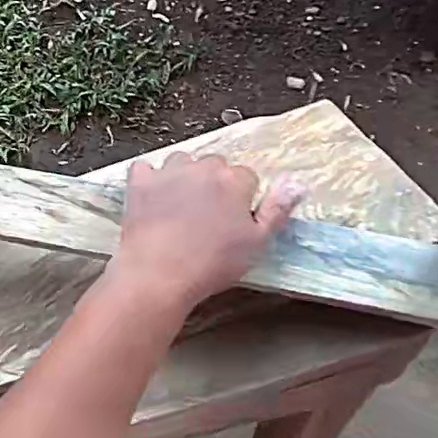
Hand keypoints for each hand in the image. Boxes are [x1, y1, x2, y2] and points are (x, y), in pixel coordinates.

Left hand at [107, 153, 305, 312]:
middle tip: (208, 219)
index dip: (242, 200)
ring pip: (183, 162)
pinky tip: (152, 199)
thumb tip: (297, 183)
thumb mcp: (257, 243)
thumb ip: (277, 210)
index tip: (234, 222)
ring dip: (184, 177)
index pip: (247, 178)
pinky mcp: (141, 182)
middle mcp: (204, 168)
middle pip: (216, 166)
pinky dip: (149, 180)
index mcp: (235, 181)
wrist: (158, 274)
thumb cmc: (212, 264)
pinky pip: (146, 169)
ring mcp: (169, 172)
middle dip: (214, 185)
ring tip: (180, 209)